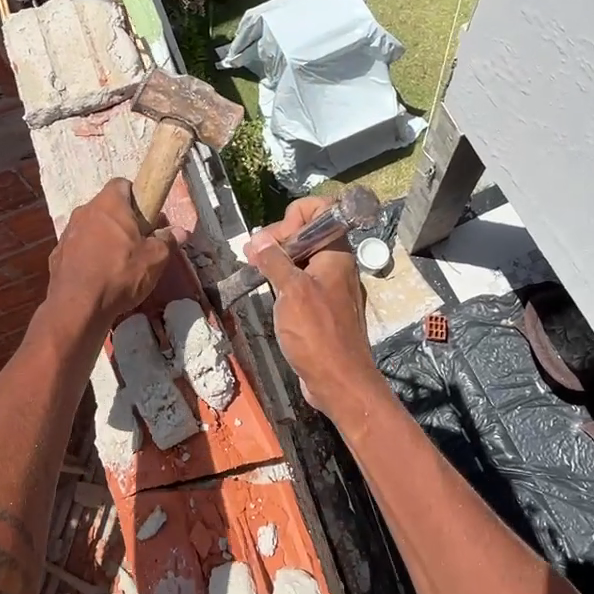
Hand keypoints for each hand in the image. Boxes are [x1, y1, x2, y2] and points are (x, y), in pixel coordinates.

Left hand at [45, 178, 177, 328]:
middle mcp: (85, 211)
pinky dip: (88, 256)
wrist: (77, 308)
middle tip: (139, 242)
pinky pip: (78, 248)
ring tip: (119, 263)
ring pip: (91, 227)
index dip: (137, 196)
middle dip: (122, 220)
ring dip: (104, 238)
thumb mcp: (155, 259)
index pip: (123, 184)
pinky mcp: (57, 255)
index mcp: (109, 204)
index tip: (147, 215)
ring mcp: (67, 233)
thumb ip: (168, 241)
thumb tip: (180, 232)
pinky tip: (99, 276)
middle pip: (106, 207)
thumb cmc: (120, 274)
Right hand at [245, 196, 381, 418]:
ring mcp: (332, 287)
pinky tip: (268, 290)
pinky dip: (284, 280)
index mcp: (336, 253)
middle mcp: (337, 265)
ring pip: (303, 259)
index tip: (278, 237)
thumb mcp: (290, 292)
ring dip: (278, 260)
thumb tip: (260, 240)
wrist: (340, 383)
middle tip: (253, 254)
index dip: (297, 215)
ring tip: (254, 269)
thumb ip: (274, 261)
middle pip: (309, 234)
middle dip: (279, 238)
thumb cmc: (317, 333)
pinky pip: (303, 282)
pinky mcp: (325, 308)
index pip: (324, 211)